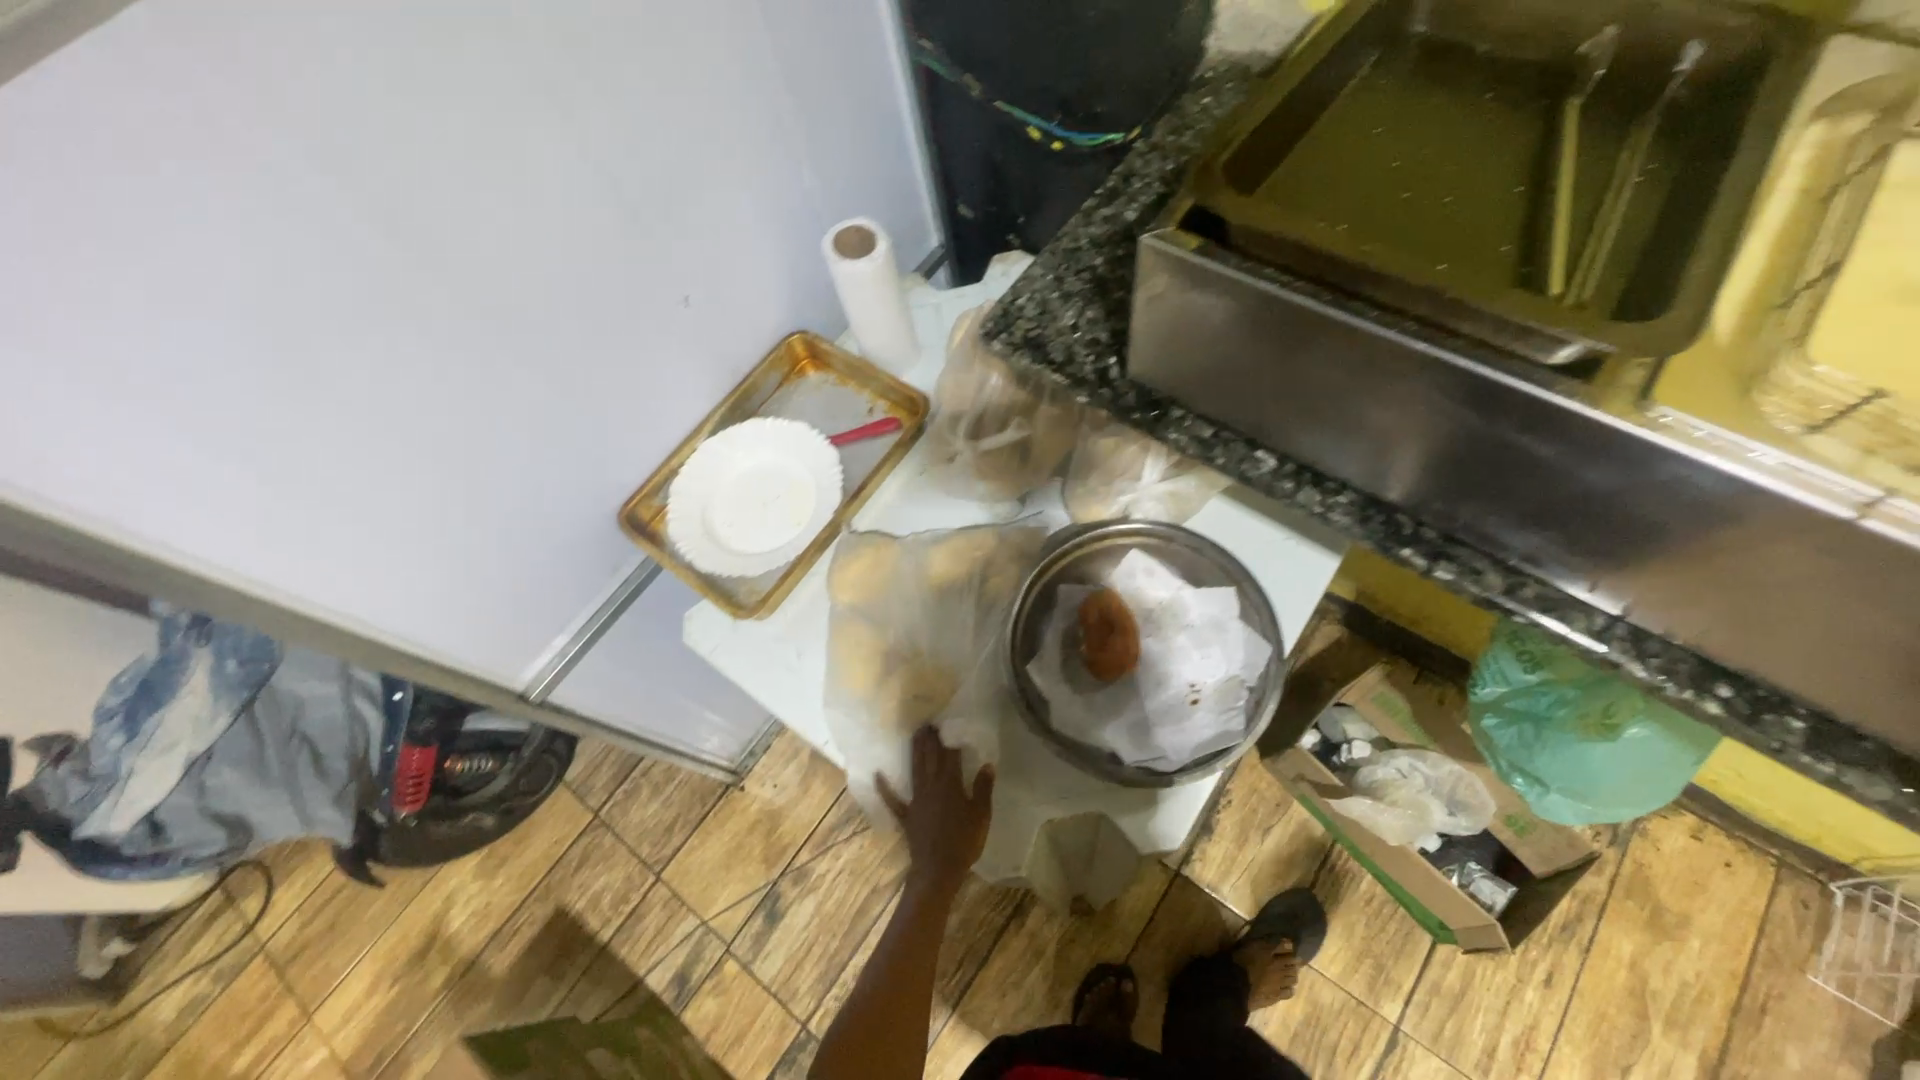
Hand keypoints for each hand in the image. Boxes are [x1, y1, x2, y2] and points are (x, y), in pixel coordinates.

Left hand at [877, 726, 994, 899]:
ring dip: (914, 751)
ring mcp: (916, 800)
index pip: (950, 755)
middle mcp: (931, 786)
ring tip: (914, 735)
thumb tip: (987, 764)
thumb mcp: (981, 815)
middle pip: (930, 757)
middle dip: (929, 739)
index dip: (949, 738)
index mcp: (951, 784)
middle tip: (928, 722)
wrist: (939, 869)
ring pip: (914, 770)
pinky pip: (893, 799)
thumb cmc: (964, 842)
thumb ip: (983, 788)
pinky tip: (877, 774)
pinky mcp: (906, 815)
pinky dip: (884, 787)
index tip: (948, 722)